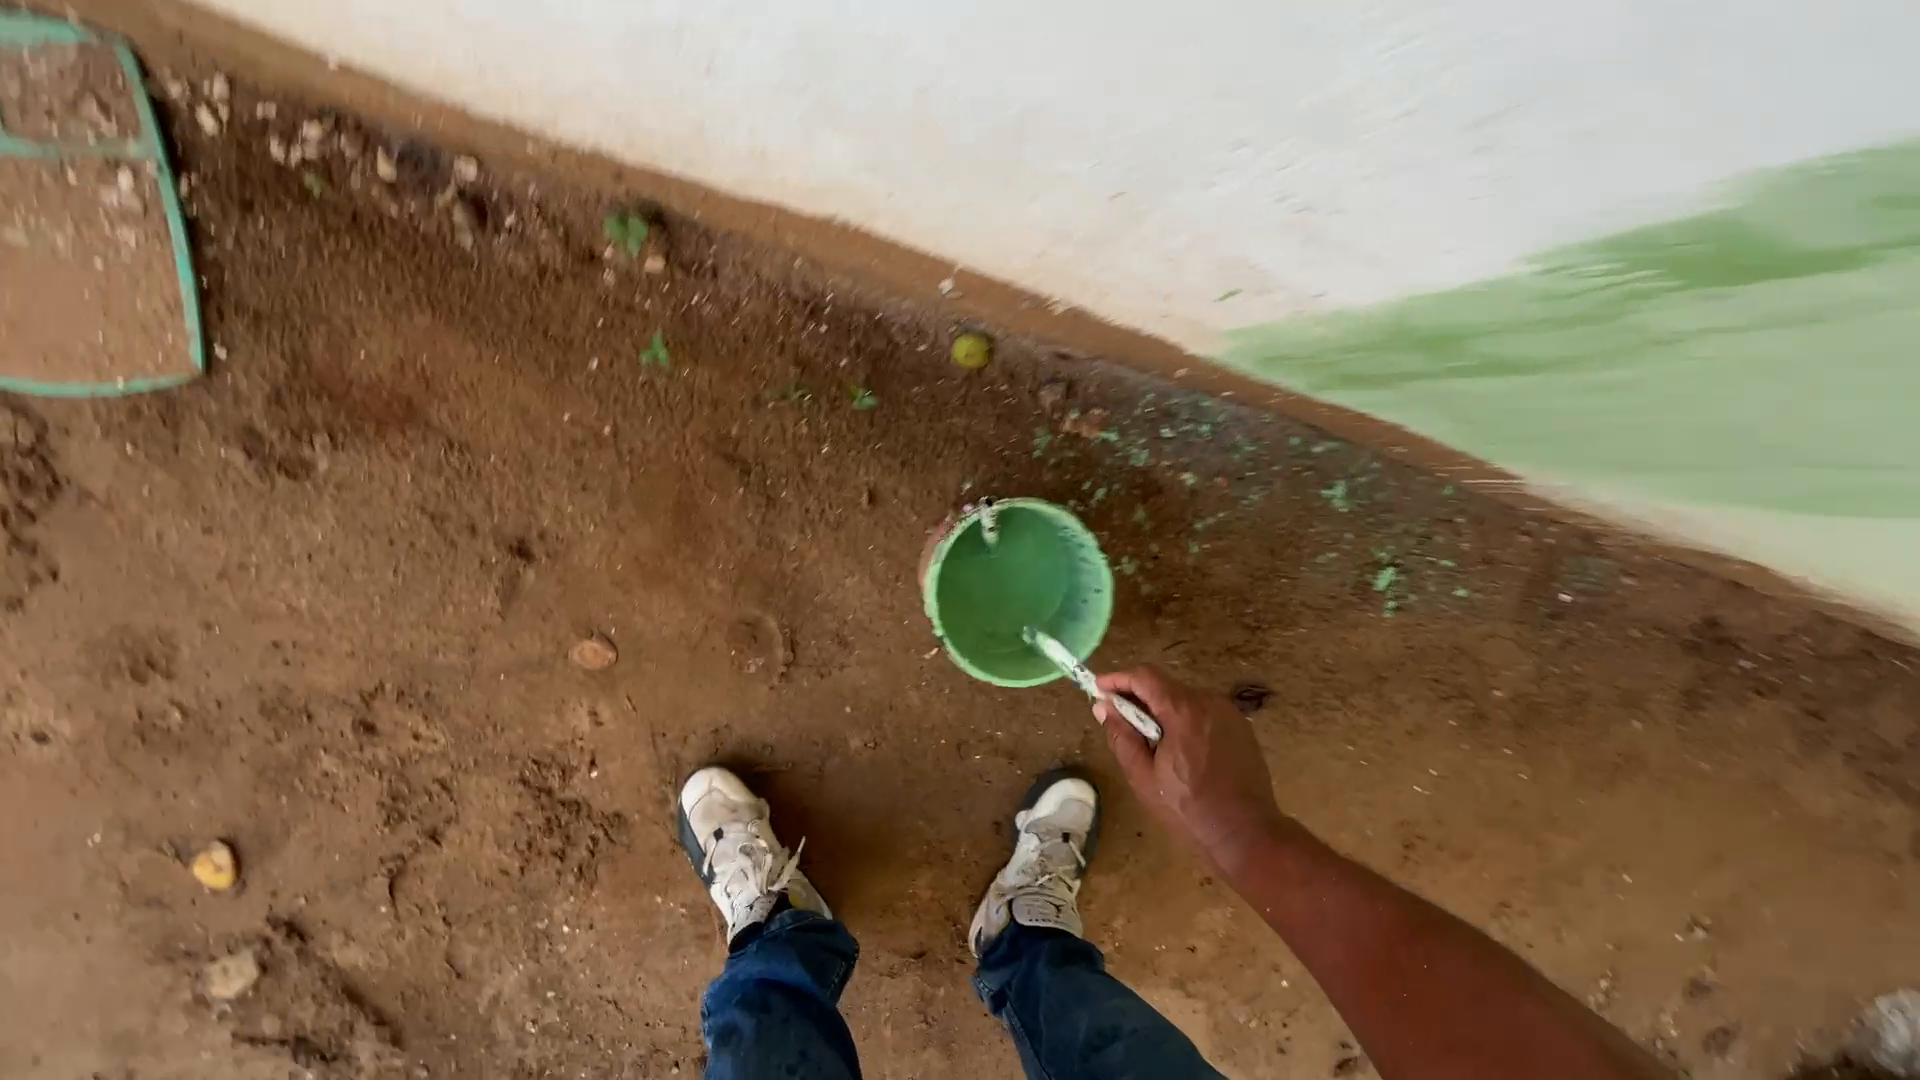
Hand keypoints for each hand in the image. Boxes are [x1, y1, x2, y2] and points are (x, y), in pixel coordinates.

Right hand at [1095, 666, 1286, 872]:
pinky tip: (1182, 751)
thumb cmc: (1188, 808)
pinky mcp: (1240, 726)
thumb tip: (1103, 707)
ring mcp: (1228, 712)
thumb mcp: (1143, 777)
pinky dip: (1185, 721)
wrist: (1245, 831)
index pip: (1145, 676)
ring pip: (1184, 699)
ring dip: (1163, 711)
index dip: (1118, 678)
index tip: (1099, 688)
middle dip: (1139, 699)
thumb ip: (1122, 737)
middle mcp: (1208, 702)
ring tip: (1154, 744)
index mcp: (1183, 711)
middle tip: (1122, 723)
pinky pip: (1203, 712)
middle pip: (1165, 686)